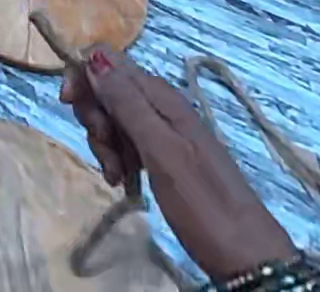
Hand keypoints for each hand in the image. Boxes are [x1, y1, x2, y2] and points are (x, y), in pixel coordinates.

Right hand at [63, 48, 294, 281]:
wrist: (250, 261)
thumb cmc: (205, 204)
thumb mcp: (161, 152)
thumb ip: (127, 103)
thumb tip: (92, 60)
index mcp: (159, 95)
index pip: (105, 58)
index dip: (81, 74)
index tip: (69, 105)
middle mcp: (158, 103)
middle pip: (104, 88)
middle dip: (93, 115)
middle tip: (106, 148)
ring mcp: (160, 129)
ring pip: (110, 116)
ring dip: (104, 141)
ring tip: (117, 174)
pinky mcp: (161, 153)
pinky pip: (124, 140)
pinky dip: (116, 156)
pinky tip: (123, 180)